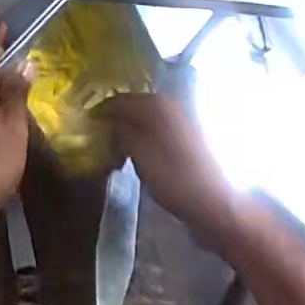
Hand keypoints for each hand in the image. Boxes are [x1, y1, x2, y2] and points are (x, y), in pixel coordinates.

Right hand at [103, 93, 242, 243]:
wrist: (217, 205)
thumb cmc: (174, 177)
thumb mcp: (138, 153)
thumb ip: (120, 130)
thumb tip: (108, 119)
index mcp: (157, 102)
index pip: (119, 99)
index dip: (101, 111)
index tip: (87, 124)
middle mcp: (170, 104)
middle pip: (134, 107)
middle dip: (116, 120)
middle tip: (99, 138)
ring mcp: (182, 121)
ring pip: (147, 120)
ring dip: (131, 131)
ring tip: (116, 150)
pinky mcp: (189, 139)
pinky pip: (159, 132)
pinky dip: (145, 139)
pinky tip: (138, 156)